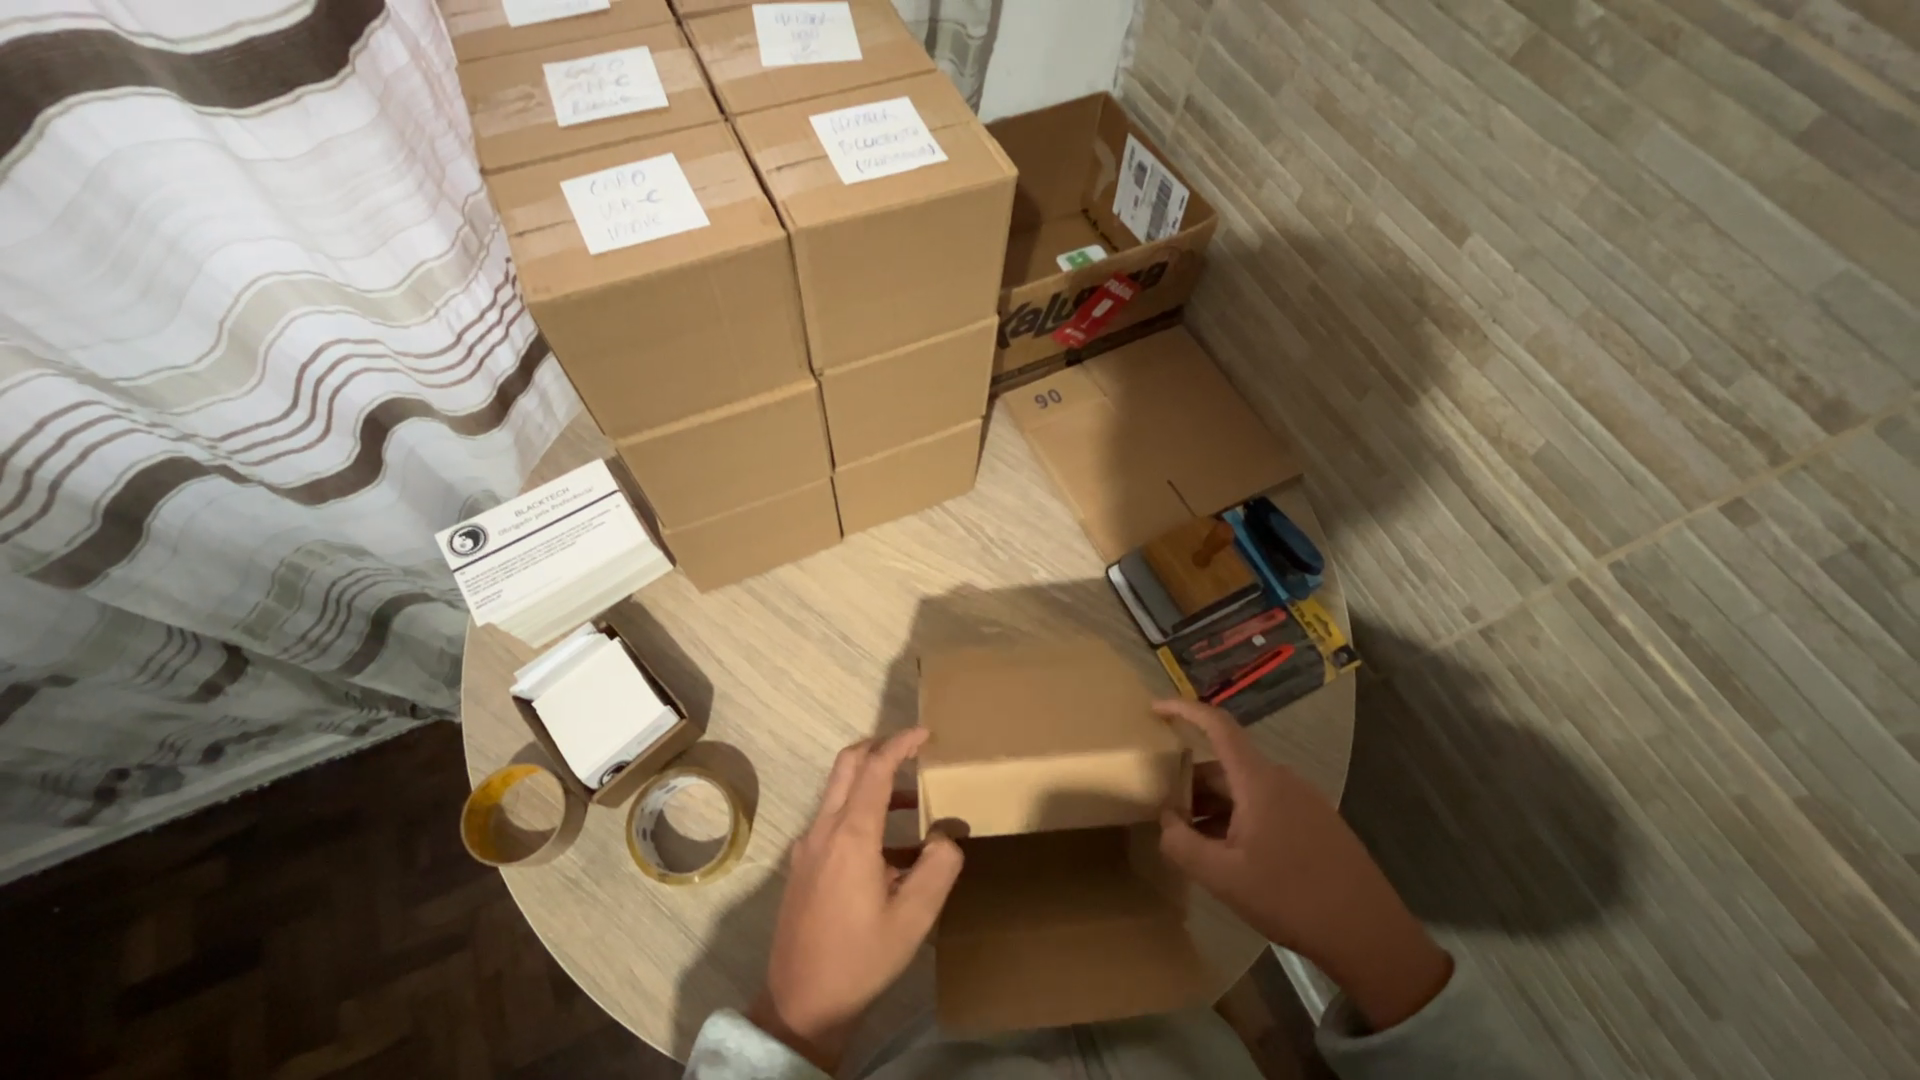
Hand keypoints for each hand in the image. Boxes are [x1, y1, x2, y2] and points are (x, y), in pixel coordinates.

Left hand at [751, 729, 963, 1069]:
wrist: (800, 1000)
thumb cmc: (861, 957)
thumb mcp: (914, 917)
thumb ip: (939, 866)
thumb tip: (947, 833)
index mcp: (851, 835)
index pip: (875, 768)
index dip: (900, 743)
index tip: (925, 733)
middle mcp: (823, 829)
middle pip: (847, 765)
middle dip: (879, 748)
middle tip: (913, 750)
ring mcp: (807, 846)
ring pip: (838, 791)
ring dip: (871, 782)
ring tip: (912, 800)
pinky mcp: (802, 865)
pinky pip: (832, 819)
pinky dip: (860, 810)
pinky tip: (888, 846)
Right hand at [1156, 699, 1451, 1031]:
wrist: (1368, 933)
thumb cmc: (1290, 898)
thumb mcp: (1222, 877)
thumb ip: (1181, 843)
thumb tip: (1165, 817)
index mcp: (1259, 781)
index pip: (1218, 726)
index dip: (1184, 709)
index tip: (1155, 709)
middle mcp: (1282, 780)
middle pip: (1226, 764)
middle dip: (1191, 782)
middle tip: (1163, 809)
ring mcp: (1304, 800)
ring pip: (1245, 788)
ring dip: (1213, 805)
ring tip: (1191, 838)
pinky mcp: (1317, 823)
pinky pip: (1265, 805)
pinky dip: (1237, 817)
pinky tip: (1229, 854)